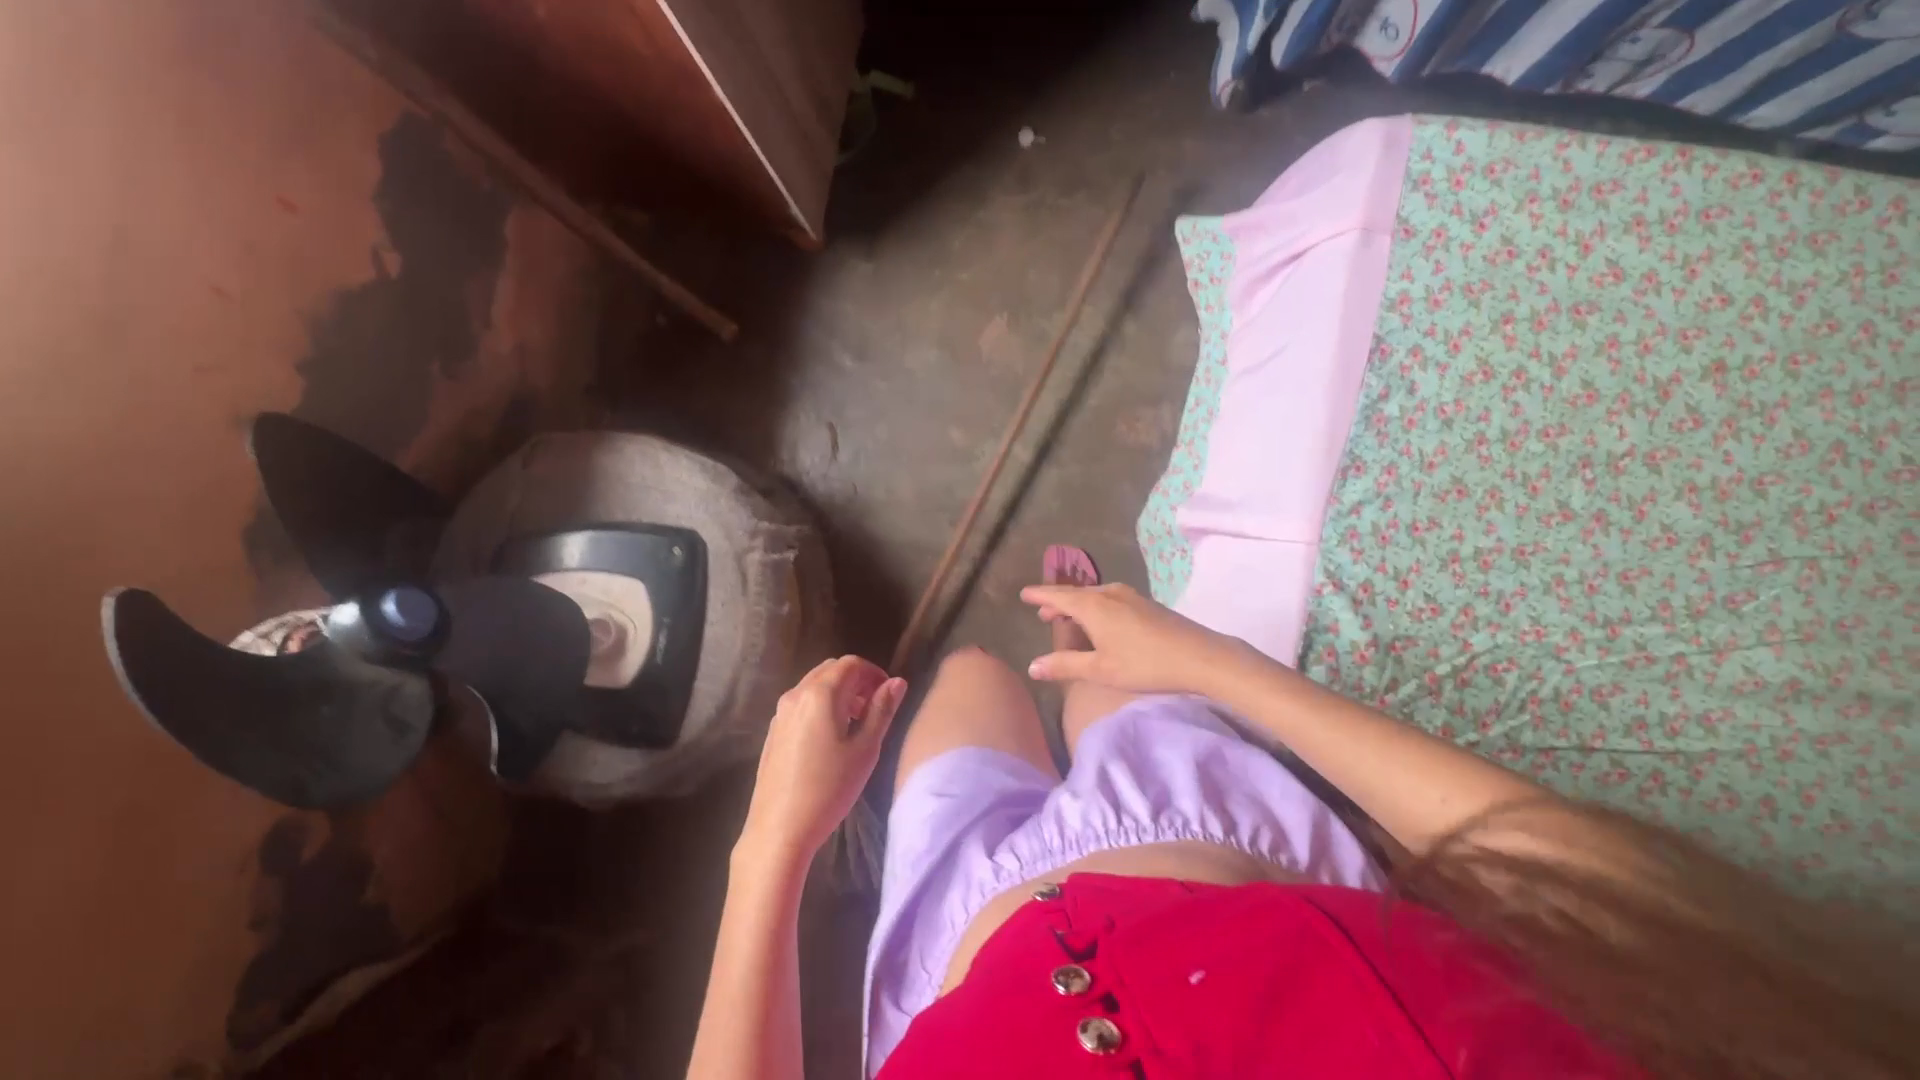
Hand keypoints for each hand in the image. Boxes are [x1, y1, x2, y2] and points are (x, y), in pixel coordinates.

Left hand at [739, 656, 905, 864]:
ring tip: (856, 724)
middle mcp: (796, 695)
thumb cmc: (829, 788)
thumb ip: (882, 710)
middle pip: (830, 670)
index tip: (889, 695)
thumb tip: (897, 682)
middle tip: (875, 708)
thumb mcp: (865, 750)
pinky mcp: (773, 732)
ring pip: (814, 686)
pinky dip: (821, 707)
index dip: (874, 673)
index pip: (851, 664)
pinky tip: (830, 739)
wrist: (779, 829)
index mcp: (820, 694)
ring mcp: (780, 713)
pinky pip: (801, 704)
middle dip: (857, 681)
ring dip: (839, 693)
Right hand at [1020, 583, 1244, 695]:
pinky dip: (1096, 608)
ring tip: (1069, 619)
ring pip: (1095, 596)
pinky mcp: (1147, 605)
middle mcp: (1109, 594)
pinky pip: (1110, 600)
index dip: (1040, 596)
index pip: (1058, 596)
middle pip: (1076, 594)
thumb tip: (1032, 666)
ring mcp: (1131, 597)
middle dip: (1058, 602)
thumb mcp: (1100, 670)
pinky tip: (1101, 623)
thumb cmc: (1145, 664)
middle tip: (1043, 614)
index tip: (1024, 594)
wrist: (1200, 657)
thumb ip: (1065, 666)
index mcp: (1093, 606)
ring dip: (1079, 606)